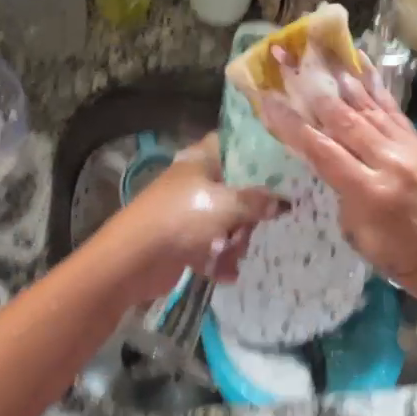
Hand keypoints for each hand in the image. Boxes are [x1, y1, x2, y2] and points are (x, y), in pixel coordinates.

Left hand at [99, 134, 283, 304]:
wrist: (133, 260)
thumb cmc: (181, 219)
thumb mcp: (226, 206)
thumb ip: (257, 201)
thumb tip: (281, 202)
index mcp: (202, 159)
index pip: (236, 143)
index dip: (260, 154)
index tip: (283, 171)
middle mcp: (197, 180)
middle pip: (238, 189)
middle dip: (248, 215)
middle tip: (247, 228)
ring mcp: (190, 210)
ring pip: (229, 221)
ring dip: (234, 242)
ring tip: (228, 255)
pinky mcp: (184, 239)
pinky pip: (214, 246)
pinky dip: (219, 259)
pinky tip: (223, 272)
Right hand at [259, 64, 416, 306]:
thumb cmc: (400, 256)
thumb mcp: (357, 233)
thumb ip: (340, 190)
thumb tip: (326, 157)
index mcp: (367, 190)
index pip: (320, 149)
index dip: (291, 124)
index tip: (267, 99)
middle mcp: (386, 160)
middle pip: (342, 118)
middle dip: (310, 87)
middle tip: (287, 59)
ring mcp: (404, 146)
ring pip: (366, 106)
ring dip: (340, 77)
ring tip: (318, 50)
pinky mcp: (416, 140)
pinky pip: (391, 106)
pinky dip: (373, 83)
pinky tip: (361, 62)